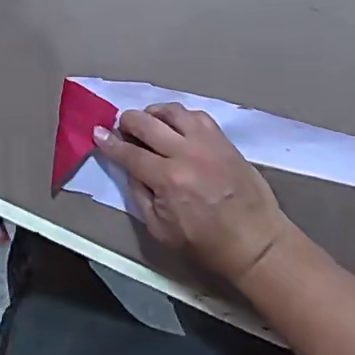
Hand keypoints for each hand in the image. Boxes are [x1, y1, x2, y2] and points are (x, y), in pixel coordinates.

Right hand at [94, 104, 297, 283]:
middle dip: (127, 121)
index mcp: (168, 179)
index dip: (109, 142)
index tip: (97, 132)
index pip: (129, 153)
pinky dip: (180, 117)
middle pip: (147, 122)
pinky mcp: (224, 140)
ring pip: (172, 111)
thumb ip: (140, 195)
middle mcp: (187, 153)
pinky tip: (176, 127)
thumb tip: (130, 169)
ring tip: (148, 123)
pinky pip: (197, 115)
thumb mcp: (161, 230)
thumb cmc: (206, 243)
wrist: (256, 241)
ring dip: (154, 113)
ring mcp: (208, 142)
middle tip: (122, 127)